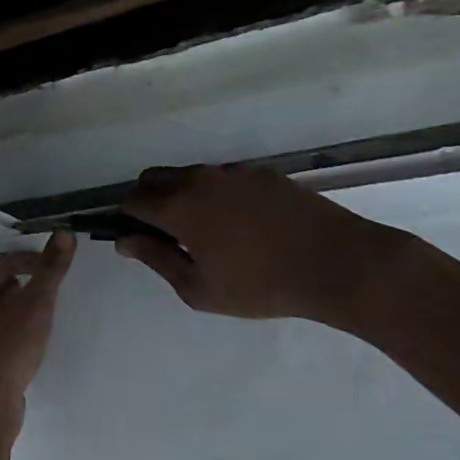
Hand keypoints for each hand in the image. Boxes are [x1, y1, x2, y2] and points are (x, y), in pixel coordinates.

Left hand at [0, 231, 76, 402]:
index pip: (4, 262)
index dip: (30, 260)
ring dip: (4, 300)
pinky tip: (18, 335)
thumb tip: (65, 232)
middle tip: (34, 285)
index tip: (52, 269)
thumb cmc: (11, 346)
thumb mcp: (38, 303)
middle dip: (9, 277)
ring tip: (28, 308)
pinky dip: (1, 322)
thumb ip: (51, 269)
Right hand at [117, 165, 422, 328]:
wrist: (334, 262)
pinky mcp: (259, 172)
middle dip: (147, 200)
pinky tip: (239, 223)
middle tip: (165, 236)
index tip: (135, 238)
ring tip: (205, 232)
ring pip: (188, 174)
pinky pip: (221, 177)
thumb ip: (156, 259)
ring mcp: (231, 172)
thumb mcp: (199, 288)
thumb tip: (124, 240)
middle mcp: (199, 179)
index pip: (132, 200)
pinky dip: (214, 193)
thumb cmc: (259, 285)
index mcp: (178, 206)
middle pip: (154, 177)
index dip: (125, 218)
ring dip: (181, 195)